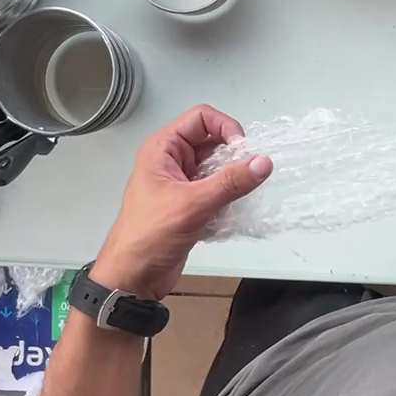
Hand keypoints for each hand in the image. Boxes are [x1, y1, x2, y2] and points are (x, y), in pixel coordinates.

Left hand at [89, 105, 271, 300]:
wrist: (132, 278)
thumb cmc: (149, 237)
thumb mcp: (193, 205)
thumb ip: (230, 182)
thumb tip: (262, 162)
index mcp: (162, 149)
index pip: (201, 118)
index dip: (225, 127)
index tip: (242, 150)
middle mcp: (172, 161)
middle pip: (212, 141)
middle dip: (234, 155)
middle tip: (249, 173)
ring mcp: (181, 183)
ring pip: (217, 167)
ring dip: (233, 178)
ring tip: (242, 194)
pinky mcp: (190, 204)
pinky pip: (217, 189)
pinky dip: (230, 197)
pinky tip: (233, 211)